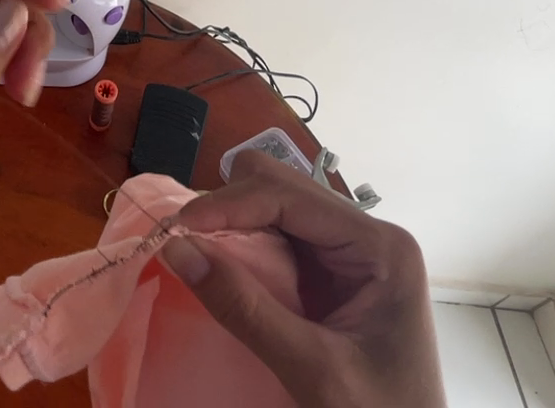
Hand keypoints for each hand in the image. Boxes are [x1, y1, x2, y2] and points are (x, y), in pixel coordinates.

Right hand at [159, 151, 446, 407]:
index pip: (288, 194)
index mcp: (378, 246)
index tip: (177, 227)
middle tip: (187, 241)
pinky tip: (224, 268)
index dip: (228, 203)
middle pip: (277, 184)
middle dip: (227, 205)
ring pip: (268, 202)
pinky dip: (239, 242)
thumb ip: (246, 309)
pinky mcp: (325, 270)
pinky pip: (270, 233)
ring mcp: (344, 249)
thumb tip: (176, 248)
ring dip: (230, 221)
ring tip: (200, 253)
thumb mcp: (315, 371)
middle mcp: (363, 233)